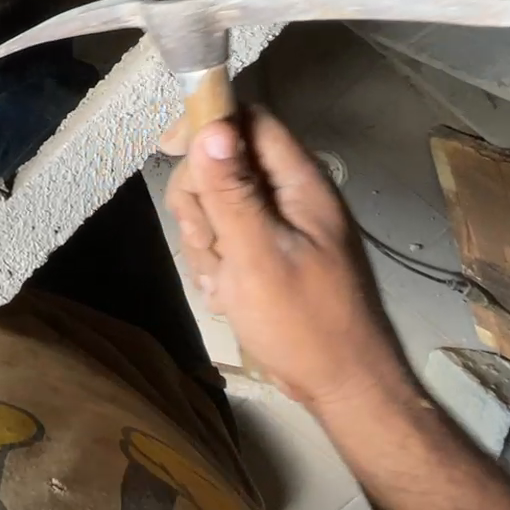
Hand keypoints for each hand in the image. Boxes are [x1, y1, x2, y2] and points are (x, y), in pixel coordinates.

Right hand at [159, 110, 413, 414]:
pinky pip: (218, 231)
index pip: (249, 120)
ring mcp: (275, 221)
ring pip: (212, 198)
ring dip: (202, 235)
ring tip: (219, 276)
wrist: (339, 389)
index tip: (170, 149)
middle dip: (199, 198)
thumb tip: (211, 128)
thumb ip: (231, 191)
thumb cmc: (304, 322)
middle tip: (207, 239)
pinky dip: (211, 257)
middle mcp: (288, 193)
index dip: (207, 123)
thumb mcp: (258, 255)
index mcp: (300, 183)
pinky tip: (223, 289)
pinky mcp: (263, 247)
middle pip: (220, 160)